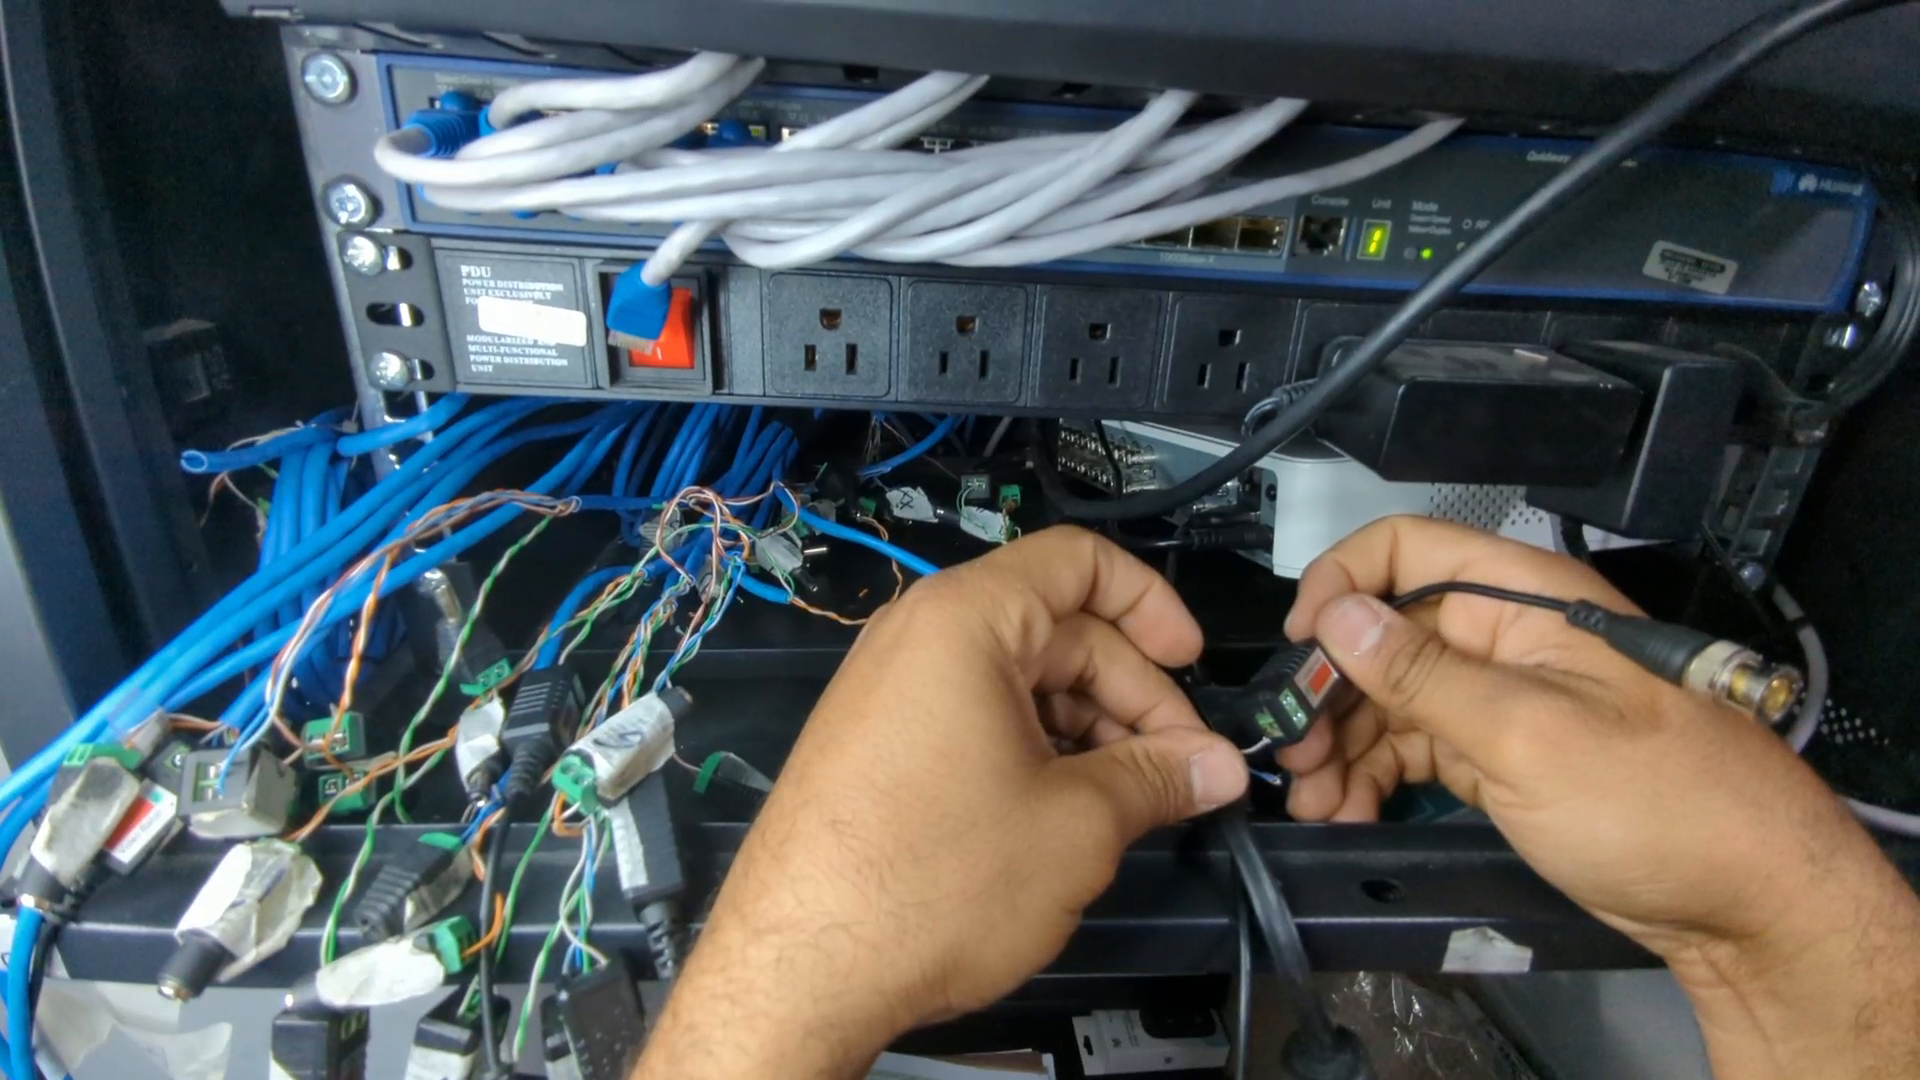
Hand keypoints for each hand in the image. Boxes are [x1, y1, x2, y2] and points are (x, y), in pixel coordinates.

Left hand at [637, 527, 1247, 1079]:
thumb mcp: (1073, 825)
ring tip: (1132, 799)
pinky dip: (1035, 745)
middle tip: (1182, 771)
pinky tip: (1067, 805)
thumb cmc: (939, 876)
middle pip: (1058, 630)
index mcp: (967, 616)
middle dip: (1131, 693)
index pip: (1078, 561)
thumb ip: (1158, 779)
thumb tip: (1221, 767)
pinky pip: (978, 712)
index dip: (1150, 602)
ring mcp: (896, 684)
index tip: (1192, 664)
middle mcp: (923, 631)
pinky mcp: (883, 734)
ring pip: (1021, 678)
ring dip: (1088, 727)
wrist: (791, 970)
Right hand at [1281, 517, 1919, 1079]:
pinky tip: (1344, 809)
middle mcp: (1489, 637)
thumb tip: (1335, 616)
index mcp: (1518, 602)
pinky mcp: (1474, 749)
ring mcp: (1479, 695)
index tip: (1303, 642)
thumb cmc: (1665, 806)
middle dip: (1327, 692)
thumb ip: (1423, 674)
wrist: (1751, 918)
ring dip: (1336, 746)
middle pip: (1374, 636)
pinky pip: (1396, 747)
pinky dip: (1363, 777)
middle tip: (1293, 748)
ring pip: (1376, 698)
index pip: (1404, 550)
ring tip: (1312, 797)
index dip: (1341, 581)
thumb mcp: (1531, 735)